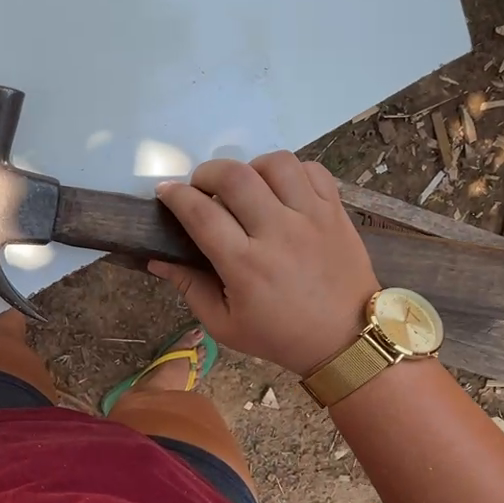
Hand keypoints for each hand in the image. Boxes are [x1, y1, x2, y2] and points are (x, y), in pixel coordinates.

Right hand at [150, 151, 379, 375]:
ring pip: (274, 164)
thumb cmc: (278, 336)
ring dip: (249, 168)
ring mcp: (311, 217)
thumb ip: (190, 288)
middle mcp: (277, 233)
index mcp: (245, 265)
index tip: (165, 192)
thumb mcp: (223, 325)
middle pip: (235, 176)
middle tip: (200, 186)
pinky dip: (288, 171)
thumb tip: (158, 260)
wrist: (345, 338)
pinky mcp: (335, 211)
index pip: (201, 214)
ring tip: (243, 187)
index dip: (176, 196)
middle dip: (206, 173)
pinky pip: (310, 169)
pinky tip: (277, 189)